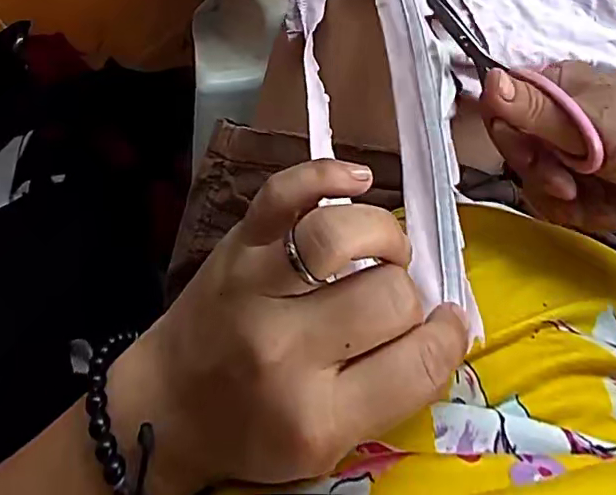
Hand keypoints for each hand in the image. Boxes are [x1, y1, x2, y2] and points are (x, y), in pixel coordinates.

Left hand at [109, 159, 467, 492]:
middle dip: (407, 294)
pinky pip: (287, 190)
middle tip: (392, 298)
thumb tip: (441, 317)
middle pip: (390, 297)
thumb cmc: (254, 427)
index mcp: (316, 419)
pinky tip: (358, 181)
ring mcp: (255, 287)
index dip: (447, 336)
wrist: (168, 405)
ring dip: (382, 236)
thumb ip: (389, 385)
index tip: (447, 322)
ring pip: (342, 236)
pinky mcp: (239, 243)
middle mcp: (284, 352)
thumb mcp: (326, 441)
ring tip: (381, 249)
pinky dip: (328, 175)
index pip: (418, 365)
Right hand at [477, 62, 615, 238]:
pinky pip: (555, 203)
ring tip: (594, 204)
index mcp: (560, 86)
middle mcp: (560, 116)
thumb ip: (539, 110)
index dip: (510, 134)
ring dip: (560, 200)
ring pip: (532, 179)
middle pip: (515, 147)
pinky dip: (577, 213)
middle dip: (540, 173)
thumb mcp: (597, 126)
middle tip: (571, 186)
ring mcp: (573, 152)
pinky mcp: (585, 186)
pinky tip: (607, 213)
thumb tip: (488, 81)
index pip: (504, 104)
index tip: (533, 155)